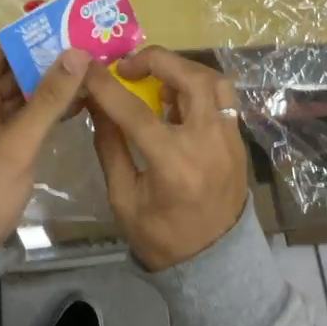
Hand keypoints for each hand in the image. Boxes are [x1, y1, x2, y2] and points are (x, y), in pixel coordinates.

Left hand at [0, 37, 91, 243]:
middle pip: (11, 68)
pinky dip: (46, 108)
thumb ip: (49, 99)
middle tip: (85, 45)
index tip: (64, 24)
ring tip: (88, 69)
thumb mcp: (18, 143)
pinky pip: (24, 114)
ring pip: (21, 91)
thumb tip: (78, 53)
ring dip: (50, 83)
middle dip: (46, 58)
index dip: (29, 34)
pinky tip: (77, 101)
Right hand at [83, 46, 249, 271]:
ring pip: (214, 81)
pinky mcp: (238, 139)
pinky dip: (198, 87)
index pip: (135, 111)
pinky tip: (176, 99)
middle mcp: (208, 144)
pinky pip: (222, 98)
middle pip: (191, 79)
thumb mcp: (123, 198)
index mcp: (174, 165)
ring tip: (157, 80)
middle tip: (129, 65)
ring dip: (182, 69)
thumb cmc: (162, 237)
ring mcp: (230, 139)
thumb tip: (96, 102)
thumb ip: (110, 146)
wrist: (215, 265)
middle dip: (157, 60)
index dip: (107, 85)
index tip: (88, 67)